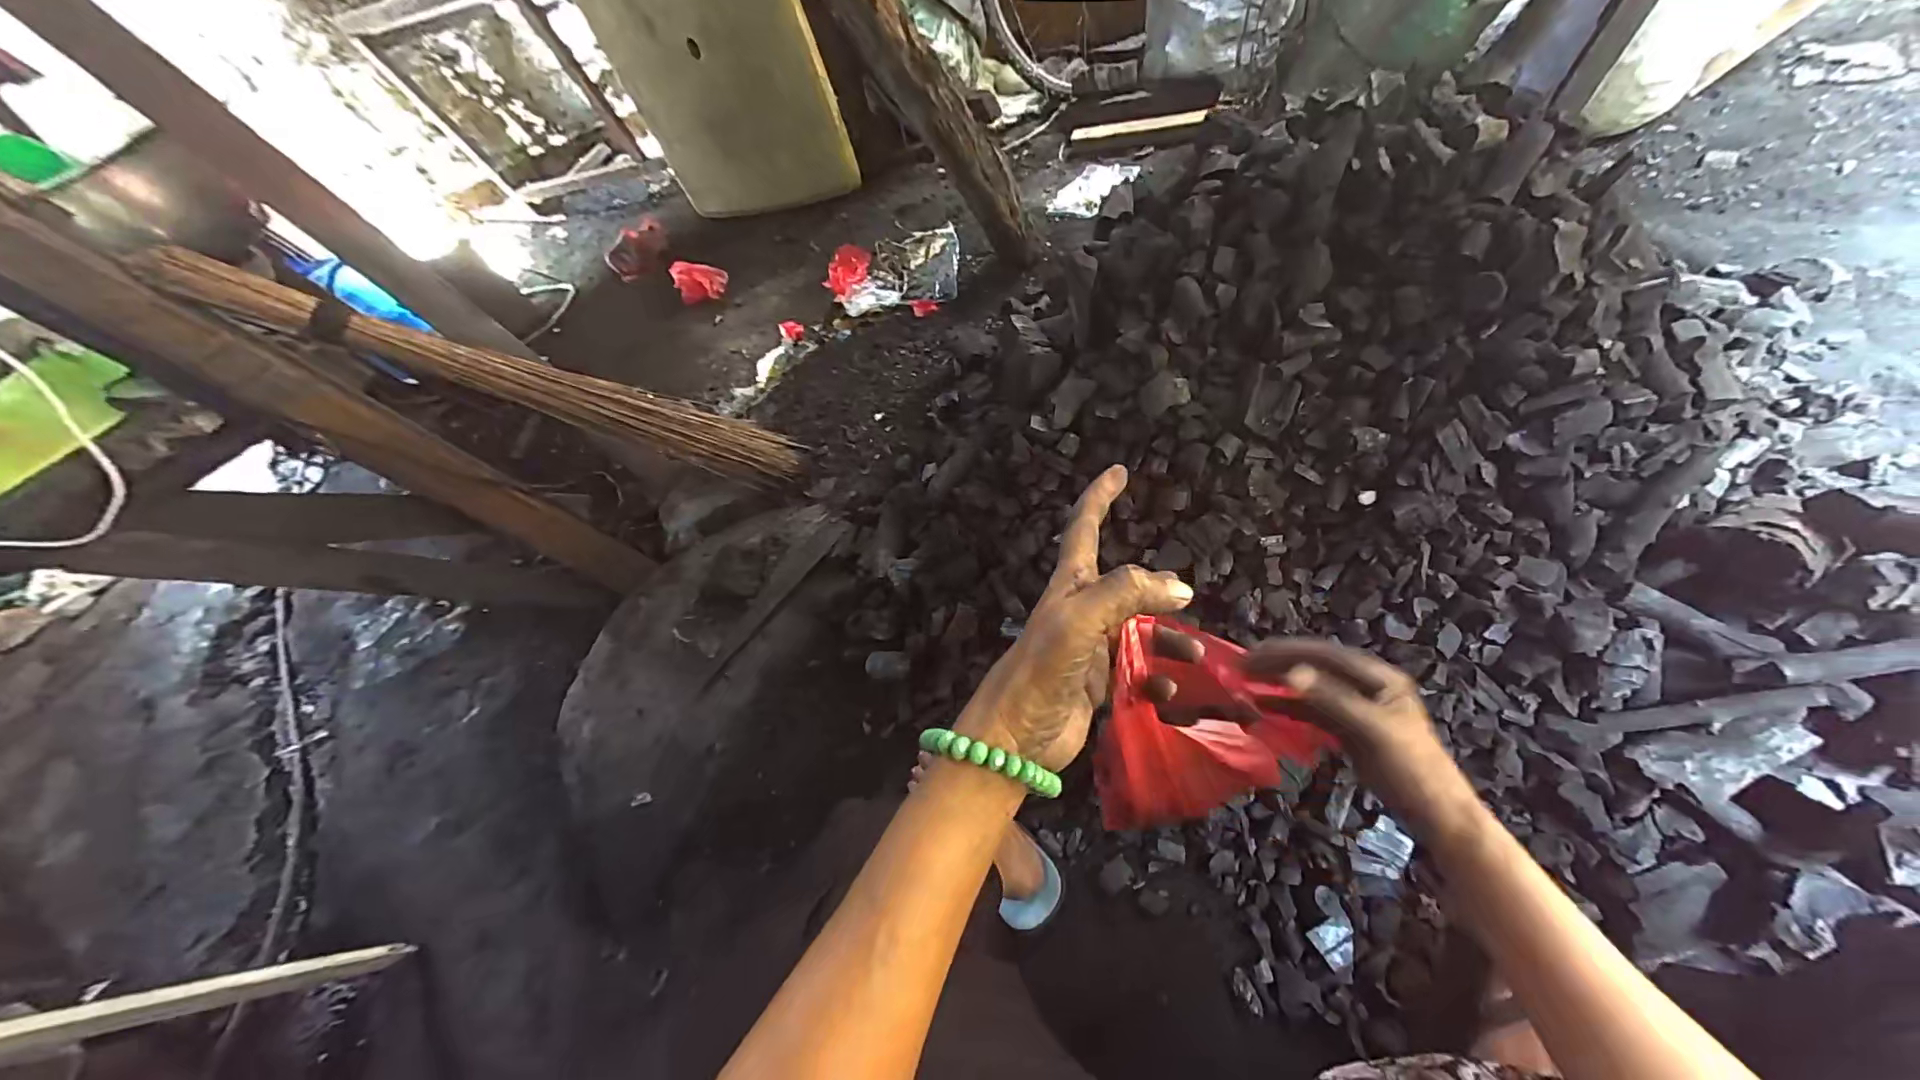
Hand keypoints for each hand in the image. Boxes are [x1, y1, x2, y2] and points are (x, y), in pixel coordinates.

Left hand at [953, 465, 1192, 771]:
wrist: (1014, 740)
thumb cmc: (1039, 673)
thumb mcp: (1077, 622)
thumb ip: (1125, 594)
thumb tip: (1178, 585)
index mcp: (1069, 587)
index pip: (1084, 530)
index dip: (1099, 498)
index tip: (1118, 471)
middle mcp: (1081, 612)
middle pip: (1128, 588)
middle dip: (1159, 592)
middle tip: (1188, 603)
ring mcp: (1091, 650)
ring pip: (1142, 632)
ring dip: (1170, 642)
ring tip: (1196, 658)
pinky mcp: (1099, 686)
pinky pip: (1140, 673)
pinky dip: (1159, 680)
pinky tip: (1169, 693)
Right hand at [1240, 639, 1472, 832]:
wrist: (1438, 814)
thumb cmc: (1411, 769)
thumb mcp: (1371, 730)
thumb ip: (1331, 700)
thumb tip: (1291, 674)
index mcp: (1380, 678)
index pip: (1325, 655)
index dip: (1287, 651)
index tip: (1253, 654)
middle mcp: (1368, 686)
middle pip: (1316, 666)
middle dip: (1278, 663)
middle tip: (1241, 665)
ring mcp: (1358, 707)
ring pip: (1311, 686)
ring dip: (1279, 682)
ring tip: (1246, 680)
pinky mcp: (1349, 728)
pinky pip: (1312, 710)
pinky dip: (1288, 706)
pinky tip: (1263, 706)